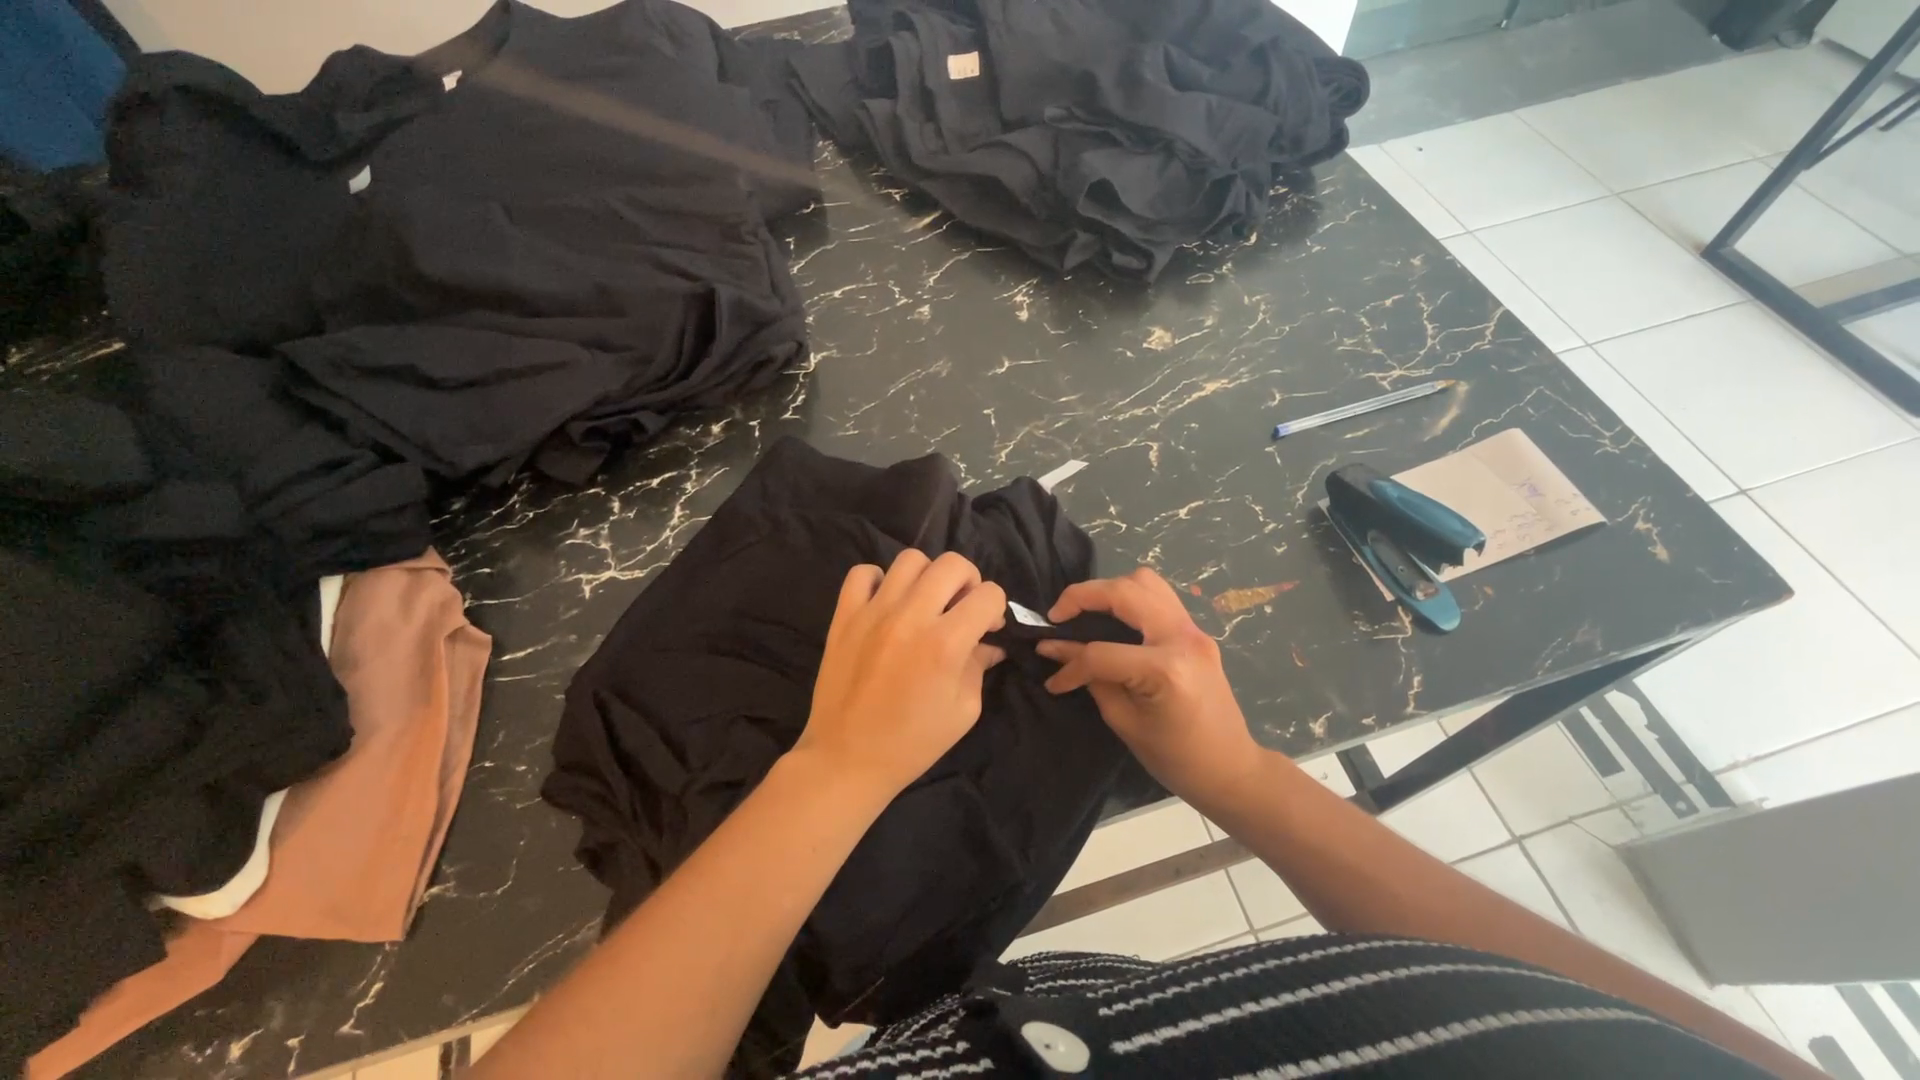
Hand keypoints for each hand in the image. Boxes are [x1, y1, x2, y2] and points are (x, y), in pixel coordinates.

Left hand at [794, 550, 1007, 798]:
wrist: (847, 758)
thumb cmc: (912, 743)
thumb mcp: (963, 711)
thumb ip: (979, 667)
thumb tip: (991, 644)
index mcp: (946, 643)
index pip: (988, 594)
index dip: (995, 608)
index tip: (987, 628)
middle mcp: (911, 617)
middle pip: (952, 564)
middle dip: (969, 581)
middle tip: (961, 608)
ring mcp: (873, 612)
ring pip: (909, 559)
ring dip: (927, 576)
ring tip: (924, 602)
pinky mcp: (844, 616)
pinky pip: (862, 573)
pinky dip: (879, 580)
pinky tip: (886, 603)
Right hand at [1036, 567, 1271, 805]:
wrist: (1231, 769)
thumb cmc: (1176, 758)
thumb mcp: (1124, 721)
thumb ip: (1090, 678)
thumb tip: (1054, 649)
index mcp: (1165, 669)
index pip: (1100, 652)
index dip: (1069, 665)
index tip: (1053, 682)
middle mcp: (1182, 637)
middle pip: (1124, 592)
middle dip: (1082, 597)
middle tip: (1057, 618)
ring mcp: (1194, 630)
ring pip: (1145, 581)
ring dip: (1109, 590)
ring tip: (1087, 614)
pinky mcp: (1196, 632)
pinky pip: (1158, 597)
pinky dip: (1130, 599)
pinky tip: (1113, 621)